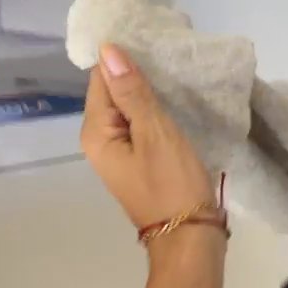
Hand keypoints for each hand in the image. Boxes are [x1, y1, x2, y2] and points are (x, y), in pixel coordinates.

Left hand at [80, 44, 216, 229]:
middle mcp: (100, 142)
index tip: (156, 48)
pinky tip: (178, 111)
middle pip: (114, 95)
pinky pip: (143, 131)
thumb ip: (133, 92)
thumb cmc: (173, 186)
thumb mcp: (156, 134)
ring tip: (179, 82)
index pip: (102, 79)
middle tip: (172, 63)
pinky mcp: (141, 165)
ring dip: (152, 99)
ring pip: (131, 113)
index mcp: (96, 133)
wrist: (191, 239)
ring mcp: (121, 156)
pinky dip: (157, 119)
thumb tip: (108, 50)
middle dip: (139, 79)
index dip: (126, 61)